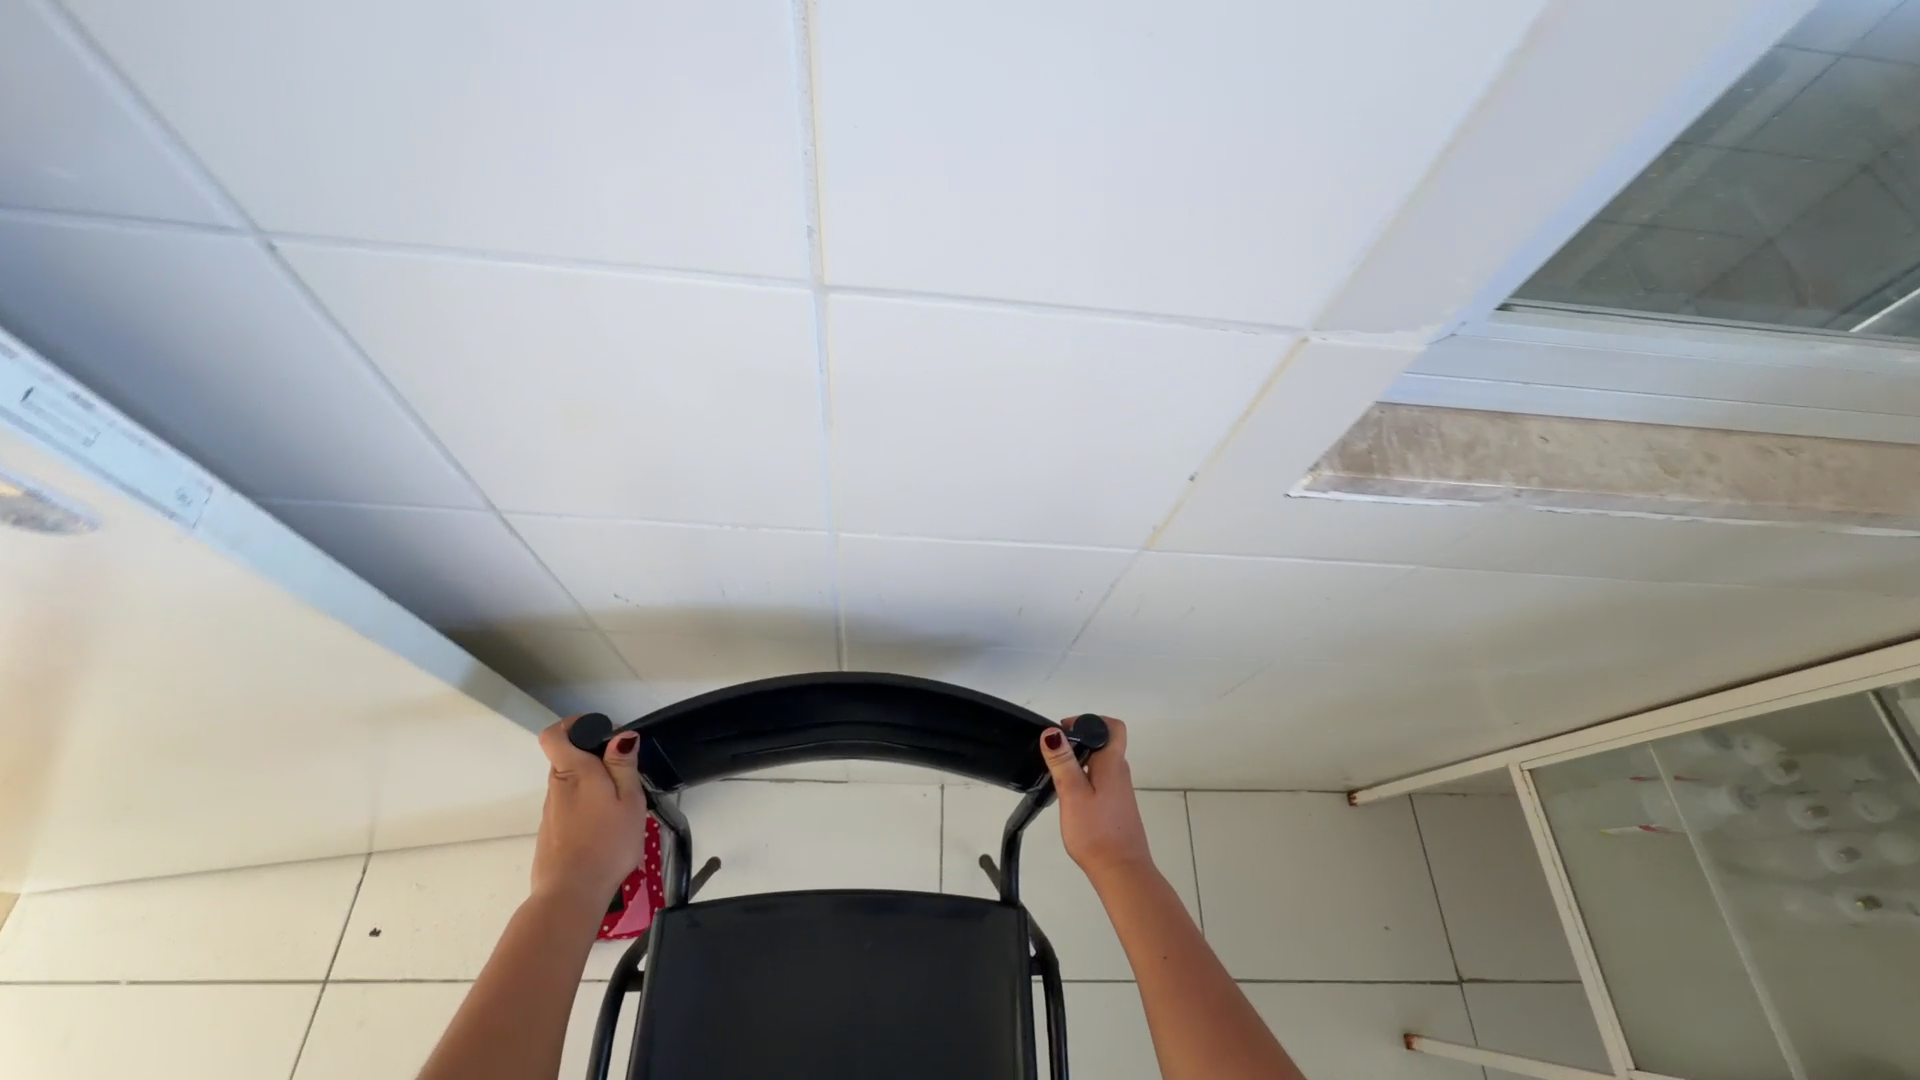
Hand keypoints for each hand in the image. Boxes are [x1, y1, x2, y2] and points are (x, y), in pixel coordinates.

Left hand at [531, 716, 648, 911]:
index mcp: (574, 772)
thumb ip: (623, 765)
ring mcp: (551, 810)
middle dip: (595, 757)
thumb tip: (621, 736)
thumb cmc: (607, 843)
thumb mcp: (629, 800)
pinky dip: (588, 805)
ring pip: (571, 783)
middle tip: (626, 773)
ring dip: (594, 784)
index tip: (603, 732)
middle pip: (569, 757)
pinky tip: (607, 828)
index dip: (575, 725)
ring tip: (621, 805)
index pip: (555, 734)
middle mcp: (557, 786)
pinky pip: (570, 805)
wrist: (571, 894)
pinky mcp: (551, 831)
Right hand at [1039, 716, 1154, 881]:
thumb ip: (1062, 762)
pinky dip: (1085, 779)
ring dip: (1081, 762)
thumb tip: (1052, 732)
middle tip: (1055, 754)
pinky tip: (1071, 798)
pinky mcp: (1116, 806)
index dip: (1090, 721)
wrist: (1121, 871)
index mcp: (1112, 763)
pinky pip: (1101, 781)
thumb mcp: (1072, 793)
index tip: (1065, 732)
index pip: (1112, 727)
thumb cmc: (1096, 831)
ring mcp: (1120, 790)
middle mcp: (1119, 772)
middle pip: (1105, 744)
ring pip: (1101, 764)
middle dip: (1080, 741)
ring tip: (1058, 777)